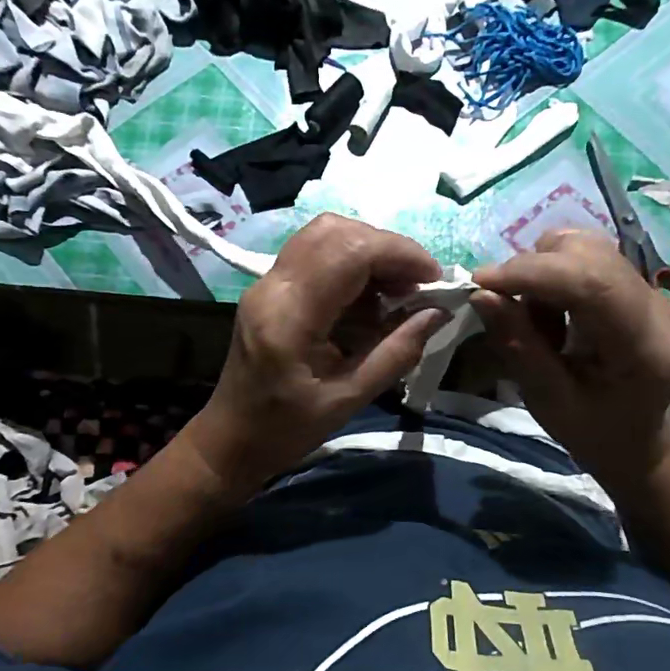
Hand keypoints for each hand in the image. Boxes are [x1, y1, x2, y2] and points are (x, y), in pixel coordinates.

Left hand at [183, 214, 449, 488]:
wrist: (230, 439)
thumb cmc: (286, 429)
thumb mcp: (349, 400)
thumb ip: (396, 352)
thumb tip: (438, 313)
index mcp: (290, 316)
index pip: (350, 252)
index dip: (400, 255)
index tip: (434, 281)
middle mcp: (273, 286)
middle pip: (336, 231)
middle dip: (387, 249)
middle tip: (416, 287)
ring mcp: (267, 283)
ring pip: (325, 235)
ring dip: (370, 254)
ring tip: (398, 293)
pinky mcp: (271, 288)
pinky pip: (316, 255)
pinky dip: (352, 265)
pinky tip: (370, 301)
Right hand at [471, 229, 669, 482]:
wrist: (632, 440)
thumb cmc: (591, 432)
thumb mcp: (549, 402)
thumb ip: (519, 347)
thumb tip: (481, 294)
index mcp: (646, 348)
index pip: (594, 283)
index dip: (534, 273)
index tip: (483, 282)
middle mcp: (656, 308)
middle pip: (590, 254)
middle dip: (533, 271)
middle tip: (503, 305)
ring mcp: (650, 292)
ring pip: (586, 247)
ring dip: (543, 273)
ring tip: (535, 320)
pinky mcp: (635, 285)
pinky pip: (588, 257)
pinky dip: (554, 275)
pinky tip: (551, 313)